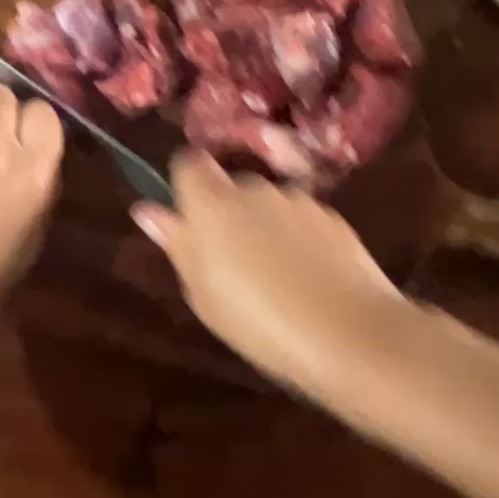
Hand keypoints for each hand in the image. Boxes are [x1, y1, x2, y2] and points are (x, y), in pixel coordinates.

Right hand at [131, 149, 417, 387]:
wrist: (351, 334)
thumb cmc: (258, 321)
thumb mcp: (202, 293)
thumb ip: (177, 245)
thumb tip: (148, 210)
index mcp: (211, 203)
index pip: (188, 163)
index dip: (187, 185)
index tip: (189, 219)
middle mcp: (253, 189)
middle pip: (231, 185)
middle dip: (228, 212)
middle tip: (230, 262)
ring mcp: (298, 200)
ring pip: (269, 204)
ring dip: (265, 227)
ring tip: (275, 278)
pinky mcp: (334, 217)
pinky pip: (302, 220)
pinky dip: (299, 240)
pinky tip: (309, 280)